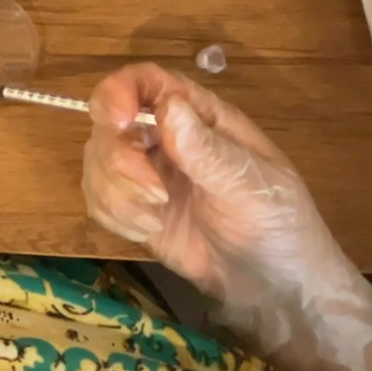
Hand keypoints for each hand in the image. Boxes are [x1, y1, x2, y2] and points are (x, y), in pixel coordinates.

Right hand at [81, 64, 371, 370]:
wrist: (273, 289)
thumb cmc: (276, 225)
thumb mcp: (250, 185)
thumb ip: (206, 149)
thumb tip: (167, 105)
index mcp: (196, 115)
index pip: (144, 81)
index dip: (120, 92)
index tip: (119, 122)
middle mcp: (162, 134)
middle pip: (108, 121)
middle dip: (119, 159)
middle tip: (153, 194)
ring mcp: (142, 170)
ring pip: (96, 159)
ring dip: (116, 192)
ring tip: (155, 219)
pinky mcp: (129, 205)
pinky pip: (95, 195)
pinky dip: (113, 215)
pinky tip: (147, 231)